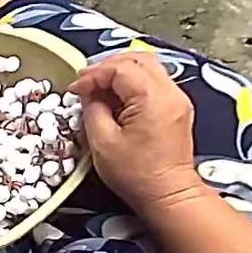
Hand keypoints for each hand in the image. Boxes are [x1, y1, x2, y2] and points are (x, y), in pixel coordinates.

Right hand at [73, 52, 208, 213]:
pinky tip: (114, 98)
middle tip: (84, 82)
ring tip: (97, 87)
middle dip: (106, 67)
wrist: (168, 193)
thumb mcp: (102, 143)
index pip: (120, 69)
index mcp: (152, 99)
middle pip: (137, 59)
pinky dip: (131, 83)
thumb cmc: (135, 174)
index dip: (93, 75)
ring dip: (119, 72)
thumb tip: (89, 95)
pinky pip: (153, 82)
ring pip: (147, 67)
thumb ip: (93, 110)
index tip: (75, 89)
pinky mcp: (175, 108)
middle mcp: (170, 92)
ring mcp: (177, 99)